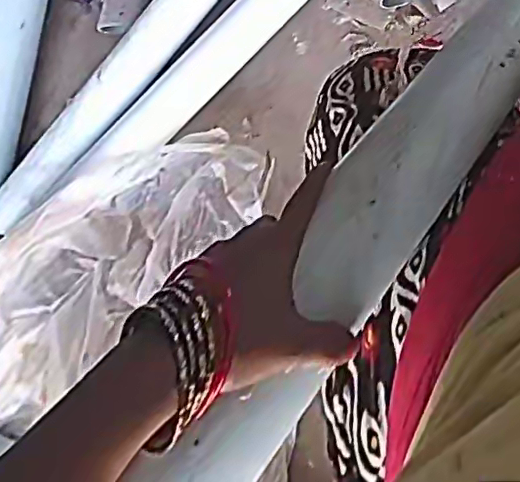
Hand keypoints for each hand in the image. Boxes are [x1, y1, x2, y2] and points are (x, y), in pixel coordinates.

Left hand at [194, 165, 355, 391]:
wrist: (171, 354)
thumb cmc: (234, 337)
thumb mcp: (290, 344)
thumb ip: (325, 342)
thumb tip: (348, 344)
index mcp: (277, 244)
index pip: (303, 203)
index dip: (317, 183)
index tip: (324, 165)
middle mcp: (247, 241)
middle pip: (274, 227)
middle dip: (285, 240)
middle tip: (296, 266)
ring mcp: (218, 254)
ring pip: (246, 248)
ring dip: (255, 263)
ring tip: (263, 298)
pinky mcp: (193, 273)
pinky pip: (220, 268)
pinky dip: (229, 281)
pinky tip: (234, 310)